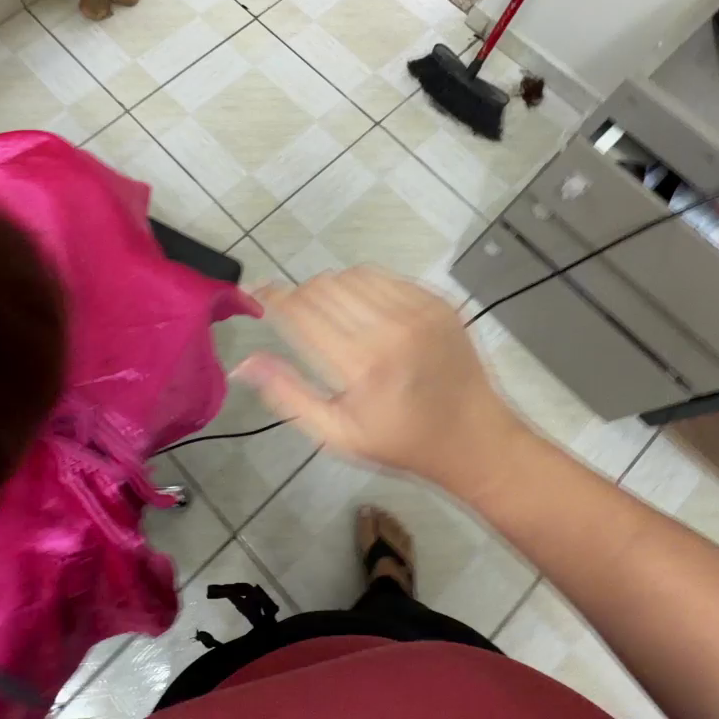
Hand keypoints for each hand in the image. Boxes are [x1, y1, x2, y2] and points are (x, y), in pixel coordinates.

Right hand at [237, 267, 528, 489]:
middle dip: (300, 295)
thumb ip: (287, 394)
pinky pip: (384, 277)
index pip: (301, 311)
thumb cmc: (400, 442)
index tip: (257, 292)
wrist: (475, 439)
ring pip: (351, 275)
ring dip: (331, 288)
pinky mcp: (436, 301)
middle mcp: (390, 329)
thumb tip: (243, 363)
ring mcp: (418, 310)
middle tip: (295, 314)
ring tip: (329, 313)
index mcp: (362, 364)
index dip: (273, 297)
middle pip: (323, 287)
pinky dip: (363, 287)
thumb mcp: (337, 433)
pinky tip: (363, 311)